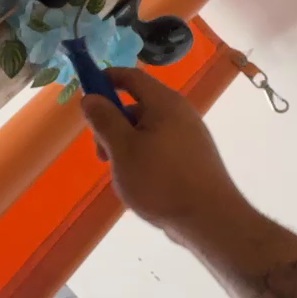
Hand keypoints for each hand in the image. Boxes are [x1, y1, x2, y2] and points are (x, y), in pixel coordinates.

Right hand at [79, 66, 254, 242]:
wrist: (210, 220)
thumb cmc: (160, 180)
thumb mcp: (122, 149)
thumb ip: (104, 120)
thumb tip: (91, 97)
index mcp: (164, 103)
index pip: (132, 77)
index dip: (106, 79)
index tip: (86, 95)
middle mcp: (180, 113)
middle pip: (138, 106)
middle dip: (113, 124)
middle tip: (101, 154)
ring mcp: (190, 136)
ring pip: (147, 130)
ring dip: (126, 145)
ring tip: (121, 175)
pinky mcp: (194, 157)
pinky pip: (161, 146)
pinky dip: (143, 156)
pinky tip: (140, 183)